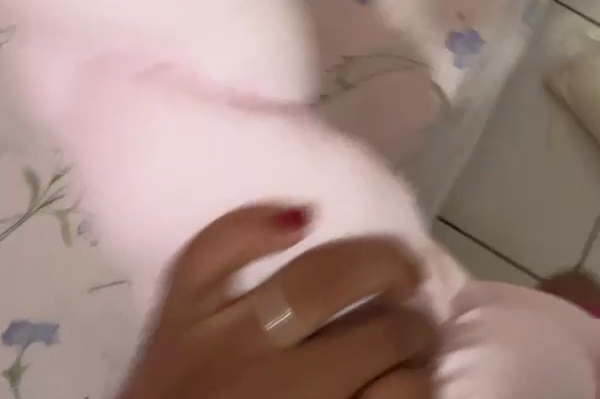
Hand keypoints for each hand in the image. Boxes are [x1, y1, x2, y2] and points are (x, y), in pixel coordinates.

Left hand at [118, 204, 436, 398]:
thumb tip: (409, 379)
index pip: (400, 391)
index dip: (424, 379)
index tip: (427, 375)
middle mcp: (265, 385)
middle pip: (373, 335)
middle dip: (412, 330)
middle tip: (420, 331)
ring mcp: (214, 342)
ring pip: (318, 278)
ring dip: (376, 266)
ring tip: (396, 273)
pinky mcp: (172, 317)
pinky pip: (213, 252)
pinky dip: (254, 224)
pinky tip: (302, 218)